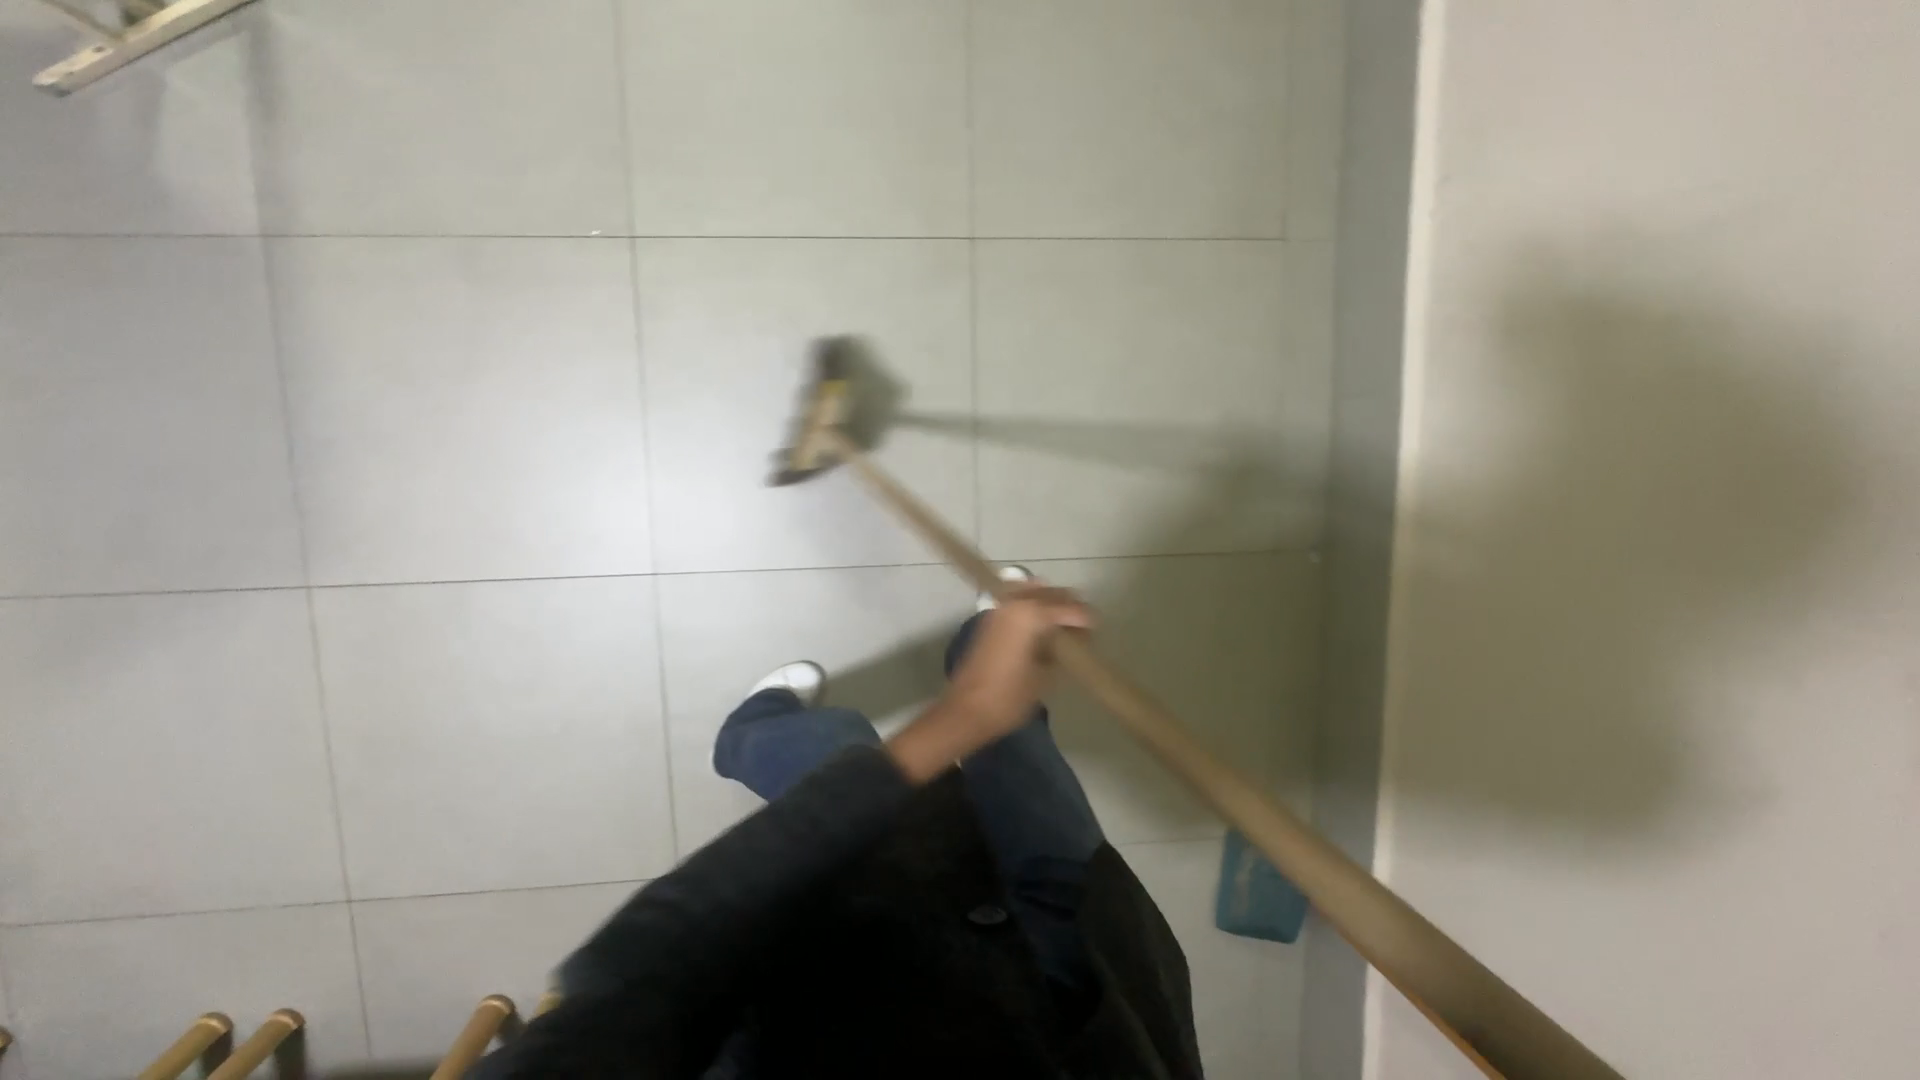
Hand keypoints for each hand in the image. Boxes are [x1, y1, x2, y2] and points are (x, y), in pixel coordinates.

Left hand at [888, 582, 1093, 783]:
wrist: (967, 710)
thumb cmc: (1009, 698)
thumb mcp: (1046, 677)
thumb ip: (1063, 651)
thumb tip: (1073, 639)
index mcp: (1031, 615)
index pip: (1069, 607)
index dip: (1086, 618)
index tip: (1097, 630)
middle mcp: (1014, 603)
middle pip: (1052, 592)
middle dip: (1070, 606)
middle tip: (1082, 630)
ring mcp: (999, 608)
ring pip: (1034, 591)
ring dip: (1051, 603)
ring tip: (1063, 627)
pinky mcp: (989, 618)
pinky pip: (1018, 599)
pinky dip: (1033, 605)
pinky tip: (1042, 627)